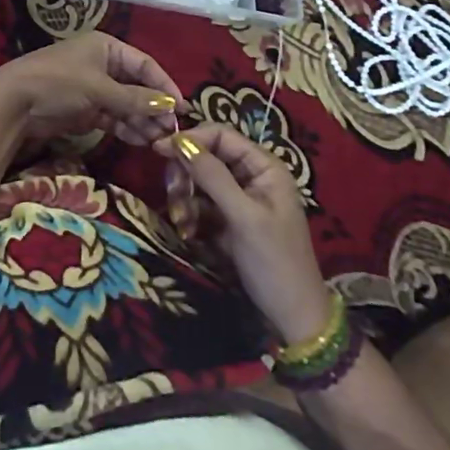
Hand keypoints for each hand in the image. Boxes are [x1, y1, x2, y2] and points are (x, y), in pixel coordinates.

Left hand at [0, 32, 184, 146]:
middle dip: (154, 107)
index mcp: (106, 47)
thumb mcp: (98, 88)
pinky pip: (113, 117)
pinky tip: (141, 140)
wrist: (13, 103)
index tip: (181, 108)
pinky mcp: (85, 110)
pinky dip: (126, 128)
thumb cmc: (58, 83)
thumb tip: (169, 106)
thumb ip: (134, 98)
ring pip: (126, 104)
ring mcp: (93, 88)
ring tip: (160, 140)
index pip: (145, 64)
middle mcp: (102, 64)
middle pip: (137, 86)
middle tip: (172, 131)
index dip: (164, 85)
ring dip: (142, 121)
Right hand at [153, 122, 333, 340]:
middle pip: (205, 156)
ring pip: (197, 180)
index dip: (190, 139)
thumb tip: (179, 141)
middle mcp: (251, 176)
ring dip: (184, 197)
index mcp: (264, 167)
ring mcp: (238, 197)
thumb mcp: (243, 216)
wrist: (291, 314)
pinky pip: (198, 203)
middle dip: (185, 174)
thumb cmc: (274, 260)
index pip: (220, 135)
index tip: (158, 150)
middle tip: (173, 195)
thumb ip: (213, 176)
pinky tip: (188, 232)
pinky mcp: (227, 218)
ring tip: (182, 221)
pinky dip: (189, 214)